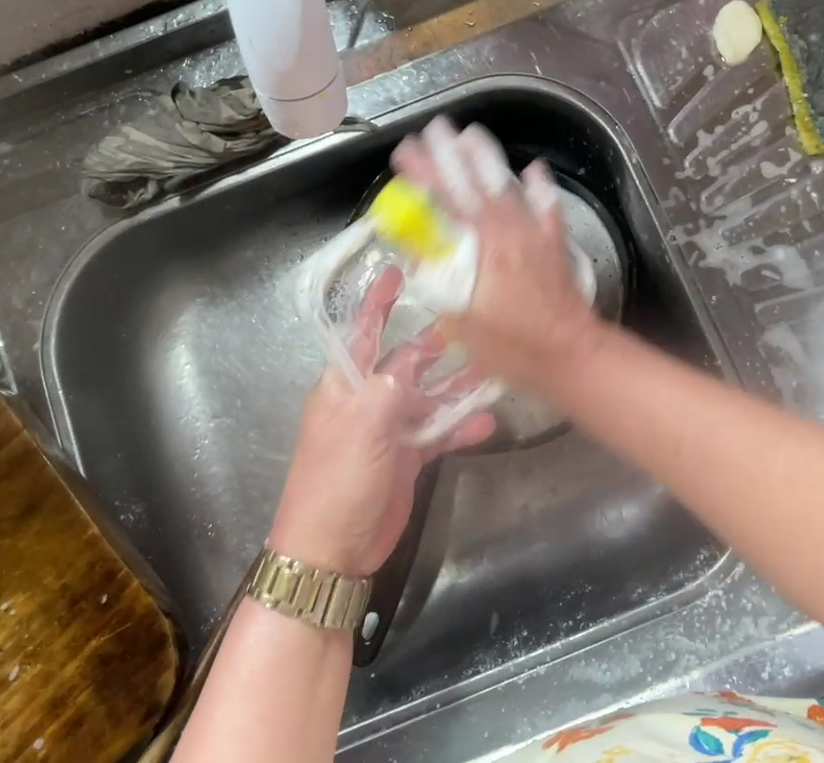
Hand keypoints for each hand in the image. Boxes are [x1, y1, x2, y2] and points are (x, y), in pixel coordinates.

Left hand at [269, 267, 493, 576]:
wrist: (332, 551)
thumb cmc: (337, 481)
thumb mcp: (360, 428)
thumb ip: (388, 388)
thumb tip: (410, 363)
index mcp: (344, 385)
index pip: (360, 332)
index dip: (376, 302)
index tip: (395, 272)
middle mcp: (367, 400)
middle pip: (404, 361)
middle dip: (432, 343)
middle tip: (468, 323)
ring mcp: (388, 430)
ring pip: (428, 396)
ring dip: (456, 383)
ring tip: (492, 368)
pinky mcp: (407, 457)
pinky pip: (438, 432)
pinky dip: (460, 425)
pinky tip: (488, 419)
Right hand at [390, 116, 606, 389]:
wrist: (571, 355)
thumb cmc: (513, 346)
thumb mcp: (461, 320)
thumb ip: (438, 281)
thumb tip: (417, 250)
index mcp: (483, 246)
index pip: (446, 200)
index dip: (423, 174)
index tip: (404, 153)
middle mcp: (509, 231)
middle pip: (475, 184)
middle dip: (451, 155)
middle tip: (434, 130)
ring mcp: (535, 235)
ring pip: (509, 188)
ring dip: (488, 160)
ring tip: (471, 135)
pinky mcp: (554, 246)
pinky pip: (546, 209)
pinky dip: (539, 188)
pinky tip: (533, 169)